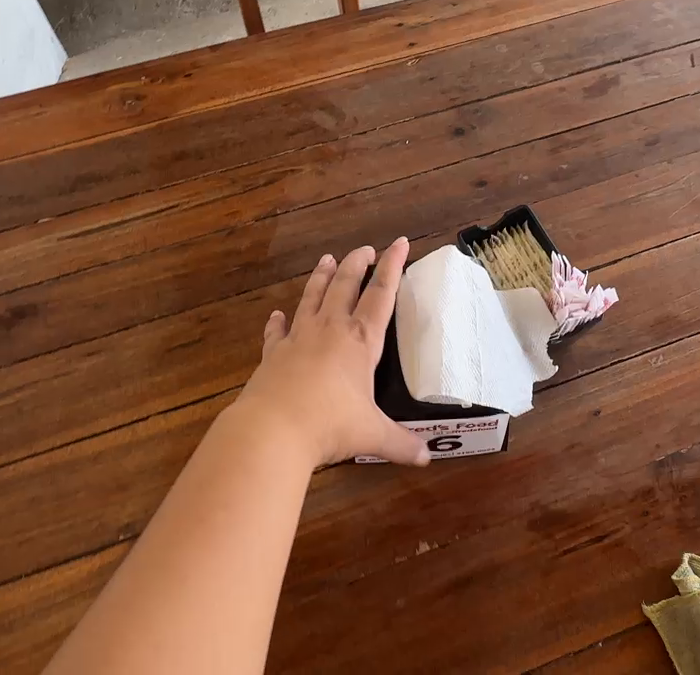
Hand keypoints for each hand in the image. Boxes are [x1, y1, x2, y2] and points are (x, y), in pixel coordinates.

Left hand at [230, 239, 430, 467]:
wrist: (273, 428)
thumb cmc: (330, 425)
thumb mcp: (372, 435)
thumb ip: (400, 443)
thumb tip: (426, 456)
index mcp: (360, 340)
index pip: (381, 294)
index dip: (392, 266)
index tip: (400, 242)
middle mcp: (330, 329)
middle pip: (345, 285)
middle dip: (357, 264)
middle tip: (364, 248)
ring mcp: (298, 337)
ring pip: (312, 297)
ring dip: (320, 277)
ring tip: (326, 259)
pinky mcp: (273, 353)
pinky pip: (276, 331)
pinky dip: (277, 321)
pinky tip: (277, 314)